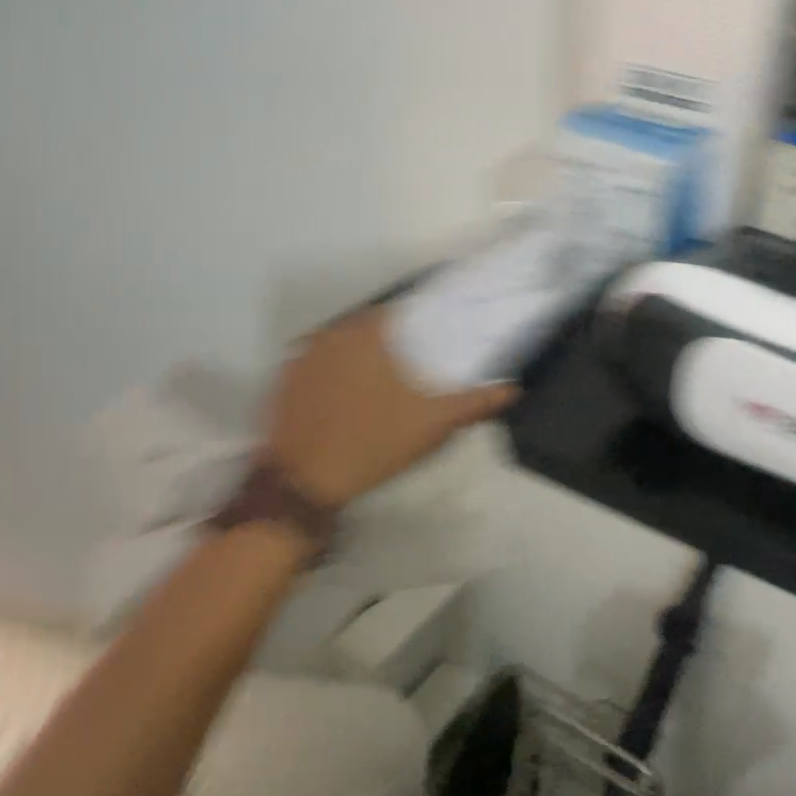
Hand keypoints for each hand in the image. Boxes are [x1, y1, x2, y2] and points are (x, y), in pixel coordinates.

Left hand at [265, 306, 517, 506]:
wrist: (303, 482)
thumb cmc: (374, 444)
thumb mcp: (434, 426)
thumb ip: (474, 402)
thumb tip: (512, 389)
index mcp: (368, 333)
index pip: (405, 312)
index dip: (425, 326)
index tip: (440, 346)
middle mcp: (330, 333)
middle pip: (373, 329)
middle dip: (396, 345)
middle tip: (417, 371)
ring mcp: (300, 356)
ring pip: (344, 348)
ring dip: (365, 361)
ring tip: (386, 388)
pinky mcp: (283, 382)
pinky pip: (319, 368)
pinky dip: (337, 378)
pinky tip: (351, 403)